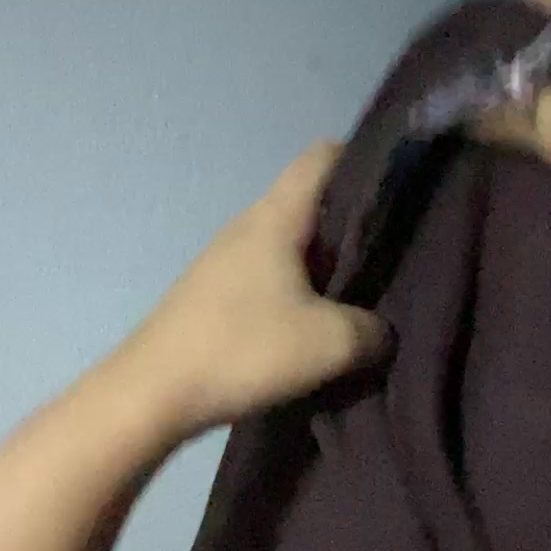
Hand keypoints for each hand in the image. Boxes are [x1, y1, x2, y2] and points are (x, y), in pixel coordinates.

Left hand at [108, 143, 389, 435]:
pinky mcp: (210, 300)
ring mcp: (222, 265)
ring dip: (322, 273)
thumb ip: (372, 331)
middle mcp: (245, 228)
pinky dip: (294, 299)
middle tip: (389, 264)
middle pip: (309, 208)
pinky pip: (265, 284)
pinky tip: (309, 334)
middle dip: (351, 230)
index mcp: (274, 216)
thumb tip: (381, 332)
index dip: (365, 162)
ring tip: (355, 305)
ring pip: (287, 251)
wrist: (153, 394)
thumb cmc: (242, 351)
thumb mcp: (329, 344)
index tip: (397, 196)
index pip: (323, 156)